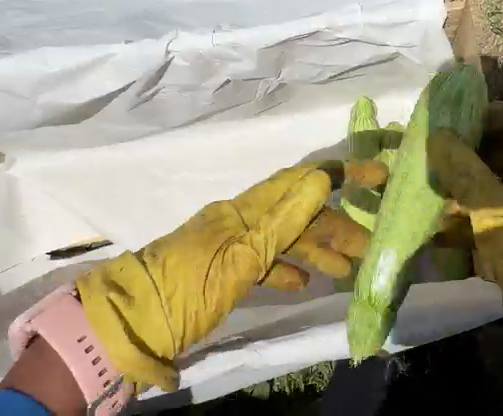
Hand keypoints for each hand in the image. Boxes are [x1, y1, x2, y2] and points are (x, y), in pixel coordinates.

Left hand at [74, 159, 385, 391]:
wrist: (124, 327)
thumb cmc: (185, 293)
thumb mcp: (238, 261)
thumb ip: (283, 222)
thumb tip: (322, 178)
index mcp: (245, 210)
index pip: (301, 181)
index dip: (342, 175)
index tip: (378, 175)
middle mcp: (240, 219)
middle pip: (298, 214)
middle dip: (335, 225)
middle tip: (369, 244)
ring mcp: (230, 244)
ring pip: (284, 238)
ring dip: (317, 249)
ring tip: (346, 269)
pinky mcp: (220, 270)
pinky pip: (264, 260)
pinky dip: (287, 267)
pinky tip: (304, 281)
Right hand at [430, 103, 502, 415]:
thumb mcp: (498, 212)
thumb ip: (466, 172)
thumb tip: (437, 134)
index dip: (480, 115)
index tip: (443, 126)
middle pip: (493, 152)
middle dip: (458, 155)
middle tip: (419, 161)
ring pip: (483, 189)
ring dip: (453, 192)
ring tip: (416, 195)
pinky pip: (481, 222)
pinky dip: (459, 225)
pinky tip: (429, 234)